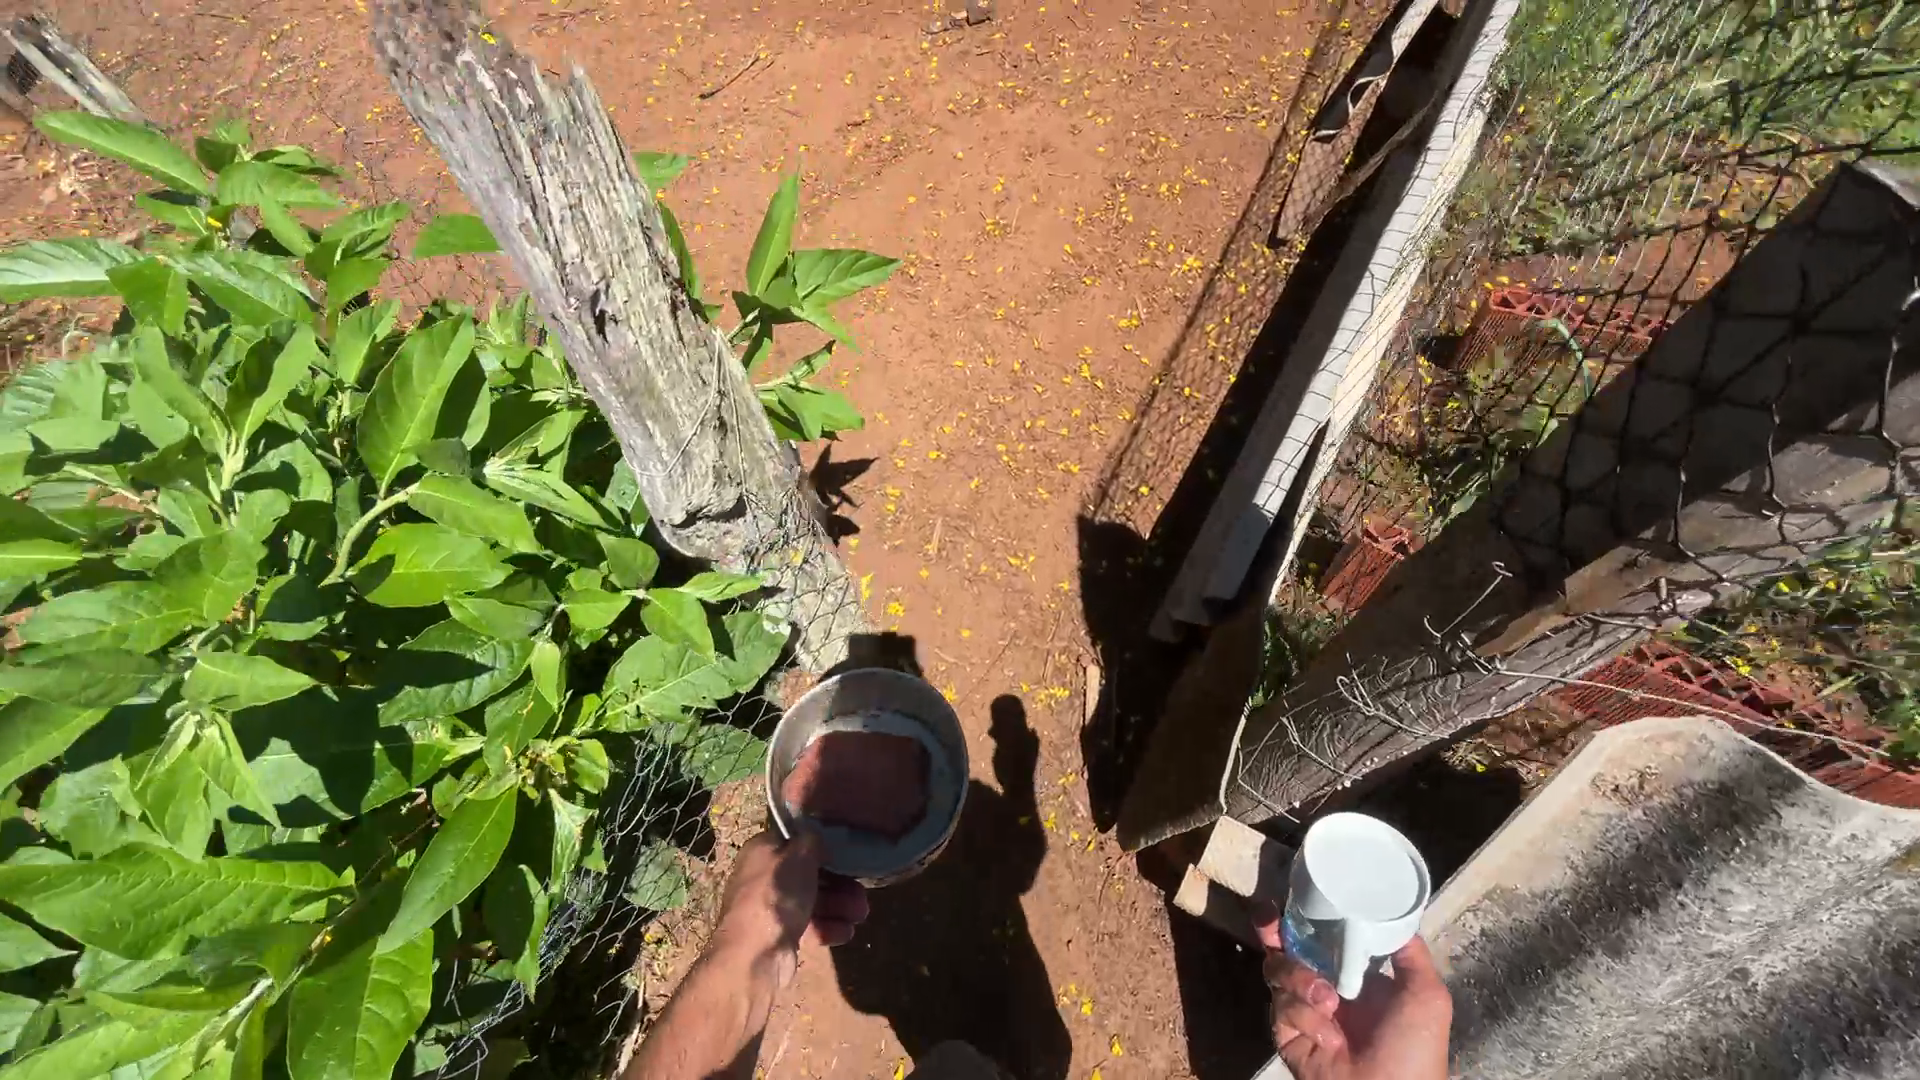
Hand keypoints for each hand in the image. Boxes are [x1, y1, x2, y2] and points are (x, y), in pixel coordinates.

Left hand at [713, 826, 868, 980]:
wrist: (753, 954)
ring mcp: (772, 908)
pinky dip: (828, 927)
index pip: (797, 841)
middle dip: (840, 883)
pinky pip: (809, 926)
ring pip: (813, 901)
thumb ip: (813, 840)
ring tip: (861, 914)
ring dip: (840, 906)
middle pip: (809, 874)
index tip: (849, 853)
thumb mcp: (800, 854)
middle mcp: (765, 876)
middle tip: (863, 893)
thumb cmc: (777, 892)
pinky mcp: (780, 936)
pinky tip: (847, 931)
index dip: (823, 846)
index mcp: (764, 850)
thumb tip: (819, 840)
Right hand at [1251, 902, 1451, 1079]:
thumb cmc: (1412, 1048)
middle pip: (1283, 946)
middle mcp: (1319, 985)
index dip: (1302, 917)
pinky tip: (1328, 1036)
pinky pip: (1283, 1006)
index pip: (1317, 935)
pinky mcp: (1284, 1032)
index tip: (1293, 900)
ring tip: (1326, 1001)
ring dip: (1299, 978)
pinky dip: (1305, 1017)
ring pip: (1278, 970)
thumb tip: (1395, 916)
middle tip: (1270, 921)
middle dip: (1273, 930)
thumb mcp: (1426, 997)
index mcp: (1350, 975)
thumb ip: (1411, 954)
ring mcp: (1300, 1008)